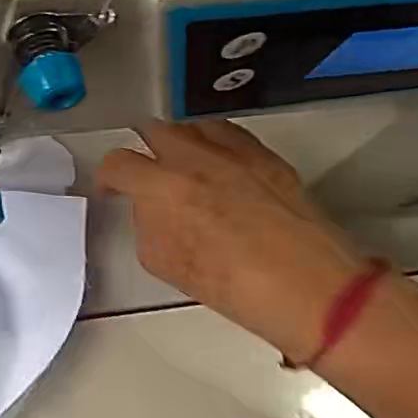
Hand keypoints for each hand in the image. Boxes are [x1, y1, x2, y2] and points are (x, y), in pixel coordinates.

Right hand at [97, 121, 369, 361]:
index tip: (113, 193)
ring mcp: (237, 156)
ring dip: (179, 141)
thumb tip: (152, 207)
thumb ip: (147, 222)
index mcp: (162, 187)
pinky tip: (218, 166)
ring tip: (180, 163)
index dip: (107, 178)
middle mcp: (197, 160)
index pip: (117, 163)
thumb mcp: (159, 259)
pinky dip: (216, 143)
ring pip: (195, 127)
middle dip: (141, 150)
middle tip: (143, 172)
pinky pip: (233, 136)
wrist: (310, 290)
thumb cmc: (226, 283)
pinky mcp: (270, 160)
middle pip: (154, 130)